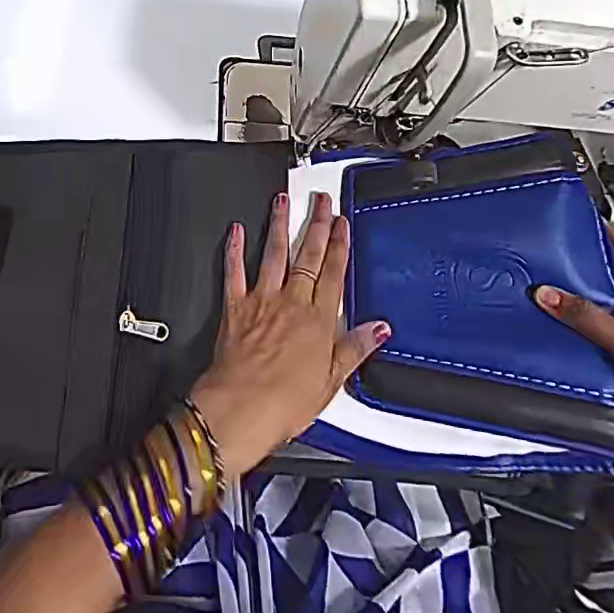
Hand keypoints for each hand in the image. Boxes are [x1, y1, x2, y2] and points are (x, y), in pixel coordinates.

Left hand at [190, 191, 389, 473]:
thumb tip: (379, 330)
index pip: (334, 272)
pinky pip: (235, 272)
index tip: (342, 223)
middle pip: (308, 256)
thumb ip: (355, 349)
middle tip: (322, 201)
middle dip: (317, 225)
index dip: (339, 245)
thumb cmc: (283, 402)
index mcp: (317, 320)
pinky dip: (234, 250)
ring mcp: (262, 301)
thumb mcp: (331, 381)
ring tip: (283, 201)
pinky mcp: (235, 308)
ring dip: (280, 225)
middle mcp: (291, 303)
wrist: (239, 411)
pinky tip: (236, 231)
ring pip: (274, 254)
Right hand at [535, 227, 613, 467]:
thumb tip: (552, 294)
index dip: (605, 234)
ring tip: (554, 291)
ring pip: (612, 304)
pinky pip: (609, 329)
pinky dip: (588, 325)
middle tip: (554, 257)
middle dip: (587, 268)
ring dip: (586, 300)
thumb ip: (590, 319)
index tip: (578, 221)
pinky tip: (568, 329)